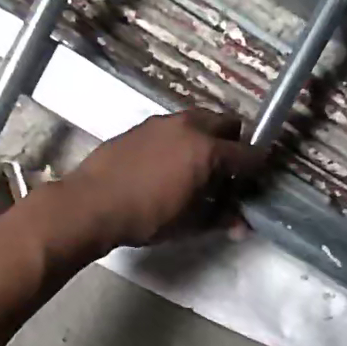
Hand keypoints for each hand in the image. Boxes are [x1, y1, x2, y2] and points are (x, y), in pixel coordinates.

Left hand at [50, 109, 269, 251]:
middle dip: (233, 143)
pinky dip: (180, 140)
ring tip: (196, 167)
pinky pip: (172, 127)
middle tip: (226, 170)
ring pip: (197, 120)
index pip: (247, 154)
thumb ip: (219, 219)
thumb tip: (241, 225)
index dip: (255, 168)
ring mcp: (162, 122)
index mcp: (208, 150)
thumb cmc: (146, 217)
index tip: (254, 180)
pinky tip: (167, 165)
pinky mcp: (140, 126)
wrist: (91, 204)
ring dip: (206, 138)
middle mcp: (189, 127)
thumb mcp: (188, 224)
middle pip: (226, 123)